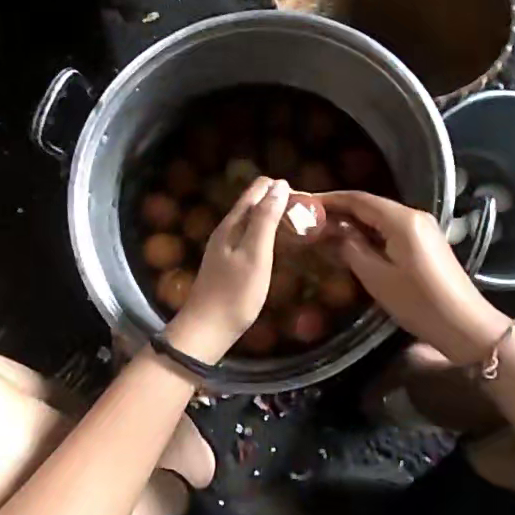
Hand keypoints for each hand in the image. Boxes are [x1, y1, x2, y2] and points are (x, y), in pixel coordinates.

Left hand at [168, 177, 287, 360]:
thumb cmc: (235, 294)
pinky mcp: (228, 261)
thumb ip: (266, 219)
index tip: (305, 203)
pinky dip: (268, 234)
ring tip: (300, 228)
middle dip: (280, 201)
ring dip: (275, 217)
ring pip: (253, 219)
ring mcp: (225, 246)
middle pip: (255, 202)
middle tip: (308, 218)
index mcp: (232, 223)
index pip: (257, 189)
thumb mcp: (255, 254)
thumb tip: (280, 185)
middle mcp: (226, 229)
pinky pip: (251, 236)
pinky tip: (280, 246)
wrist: (207, 329)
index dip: (281, 189)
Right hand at [319, 192, 510, 364]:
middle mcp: (415, 216)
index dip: (330, 199)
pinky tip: (353, 244)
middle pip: (371, 205)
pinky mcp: (427, 244)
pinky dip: (371, 234)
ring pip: (381, 218)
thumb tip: (333, 230)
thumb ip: (351, 248)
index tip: (304, 203)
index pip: (359, 199)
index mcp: (402, 219)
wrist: (465, 325)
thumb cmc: (419, 302)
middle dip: (340, 210)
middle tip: (309, 220)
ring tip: (324, 231)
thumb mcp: (377, 278)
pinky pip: (392, 231)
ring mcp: (424, 229)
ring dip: (355, 223)